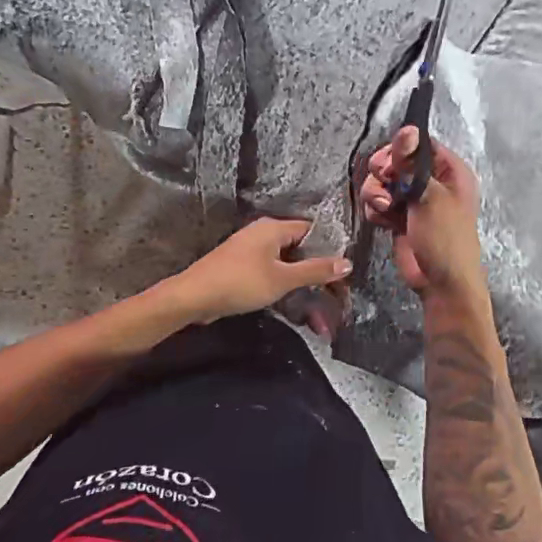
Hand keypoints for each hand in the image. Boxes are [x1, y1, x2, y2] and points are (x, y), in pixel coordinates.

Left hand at [165, 218, 352, 322]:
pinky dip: (284, 289)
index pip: (312, 231)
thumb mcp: (283, 279)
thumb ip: (315, 271)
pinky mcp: (242, 268)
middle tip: (335, 297)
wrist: (193, 297)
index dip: (330, 250)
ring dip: (302, 287)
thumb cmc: (241, 282)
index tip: (344, 272)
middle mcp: (263, 233)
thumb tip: (347, 262)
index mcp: (274, 228)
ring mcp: (251, 251)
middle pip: (300, 249)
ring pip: (286, 265)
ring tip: (318, 313)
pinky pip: (272, 274)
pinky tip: (295, 309)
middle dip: (317, 274)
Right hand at [359, 127, 484, 302]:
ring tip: (385, 209)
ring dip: (377, 193)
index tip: (389, 160)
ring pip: (384, 183)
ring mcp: (415, 201)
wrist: (441, 284)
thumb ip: (413, 164)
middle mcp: (433, 182)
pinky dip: (377, 210)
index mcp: (451, 172)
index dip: (401, 148)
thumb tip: (407, 130)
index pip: (421, 145)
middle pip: (397, 161)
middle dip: (384, 172)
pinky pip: (380, 203)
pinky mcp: (400, 218)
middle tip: (383, 182)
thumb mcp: (430, 197)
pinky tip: (382, 221)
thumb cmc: (445, 238)